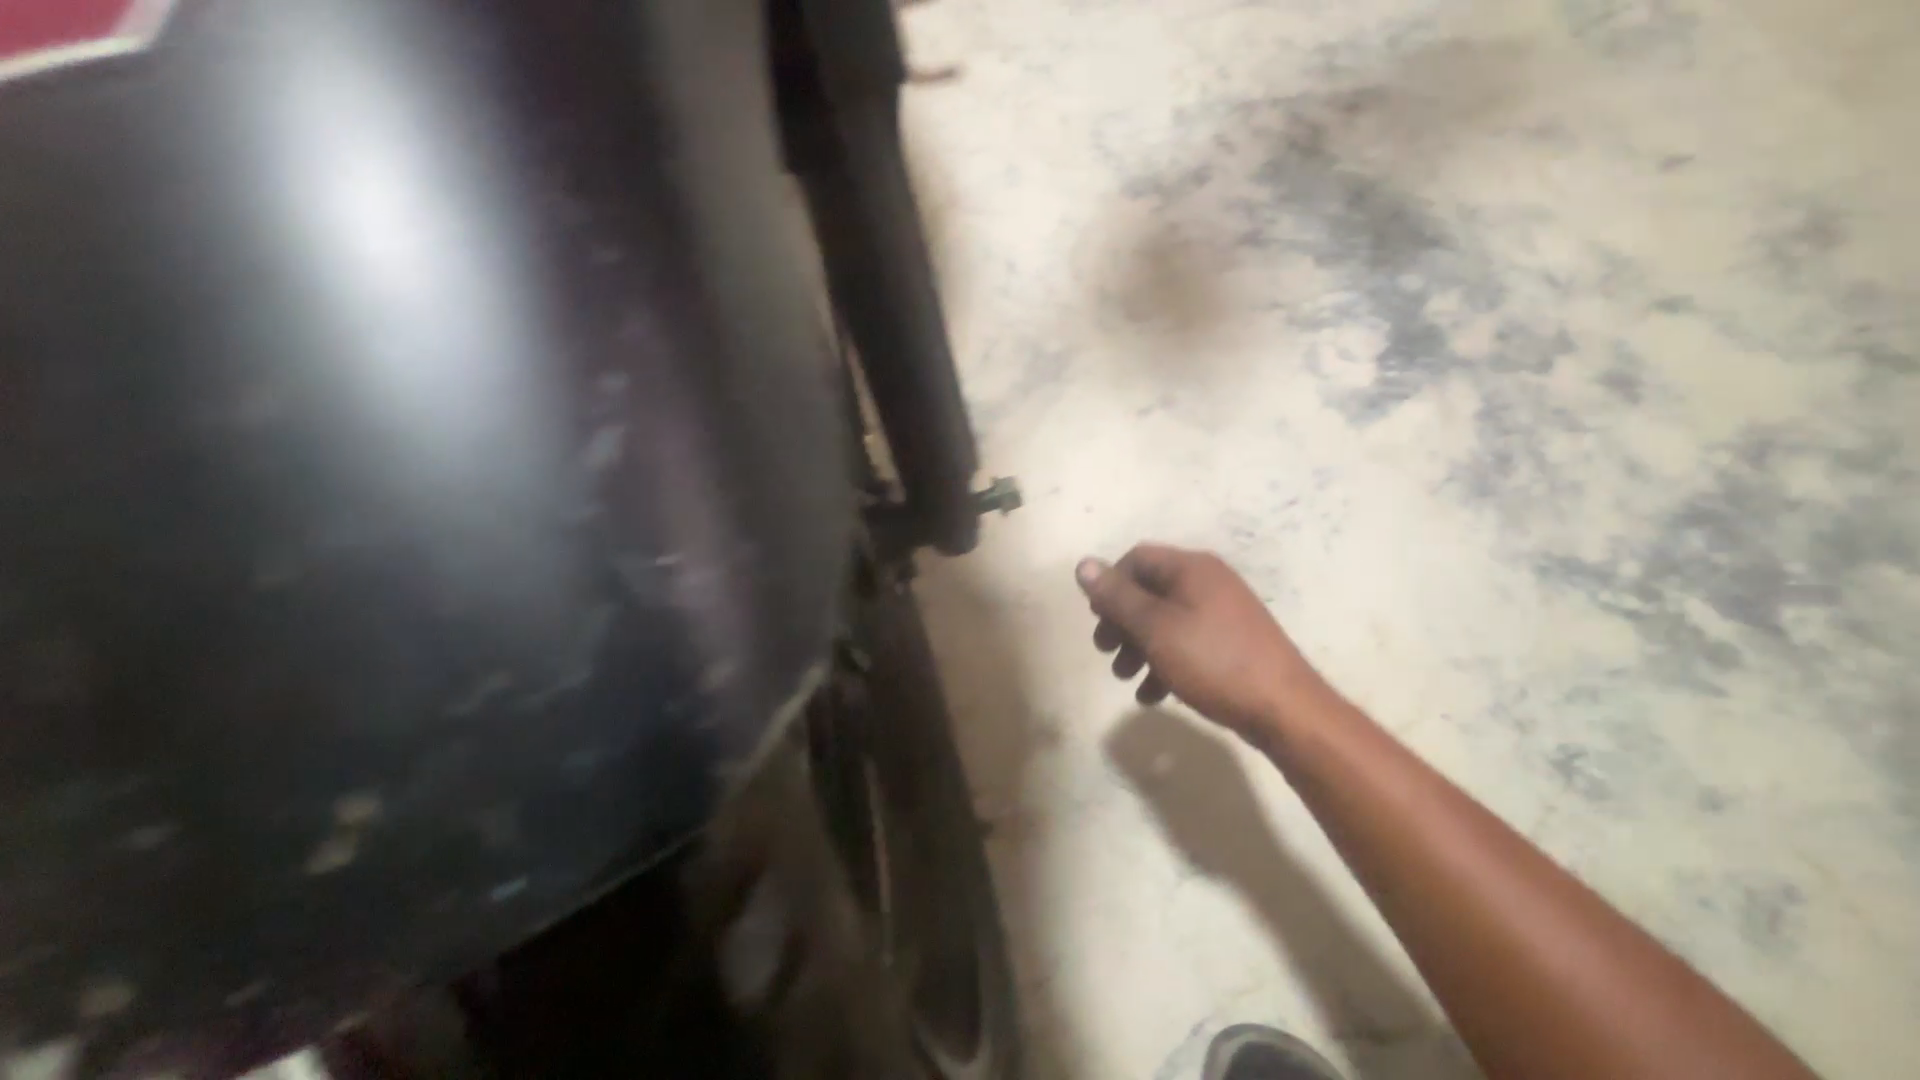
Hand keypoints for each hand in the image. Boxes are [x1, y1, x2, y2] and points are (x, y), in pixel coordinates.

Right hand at [1076, 544, 1330, 736]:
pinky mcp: (1231, 644)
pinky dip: (1165, 663)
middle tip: (1105, 651)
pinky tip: (1153, 695)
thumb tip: (1084, 565)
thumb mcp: (1156, 628)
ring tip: (1125, 678)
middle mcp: (1209, 583)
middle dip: (1122, 621)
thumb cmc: (1213, 660)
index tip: (1097, 619)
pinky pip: (1187, 644)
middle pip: (1150, 591)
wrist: (1284, 707)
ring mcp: (1224, 614)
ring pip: (1166, 621)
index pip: (1137, 558)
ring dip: (1139, 647)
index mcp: (1192, 569)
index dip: (1110, 584)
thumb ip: (1118, 597)